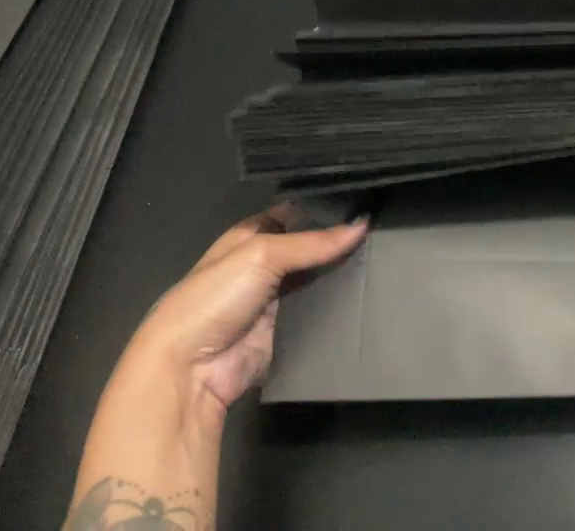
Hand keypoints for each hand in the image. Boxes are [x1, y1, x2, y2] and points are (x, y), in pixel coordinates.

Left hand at [120, 203, 367, 422]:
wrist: (190, 369)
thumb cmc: (215, 297)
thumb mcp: (261, 255)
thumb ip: (312, 242)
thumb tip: (362, 225)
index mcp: (250, 236)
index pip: (295, 214)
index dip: (325, 210)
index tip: (365, 206)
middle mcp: (264, 265)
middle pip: (311, 249)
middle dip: (340, 245)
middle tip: (384, 236)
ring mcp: (276, 301)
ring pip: (319, 282)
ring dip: (343, 277)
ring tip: (383, 264)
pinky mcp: (288, 332)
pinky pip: (320, 316)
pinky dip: (339, 309)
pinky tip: (370, 297)